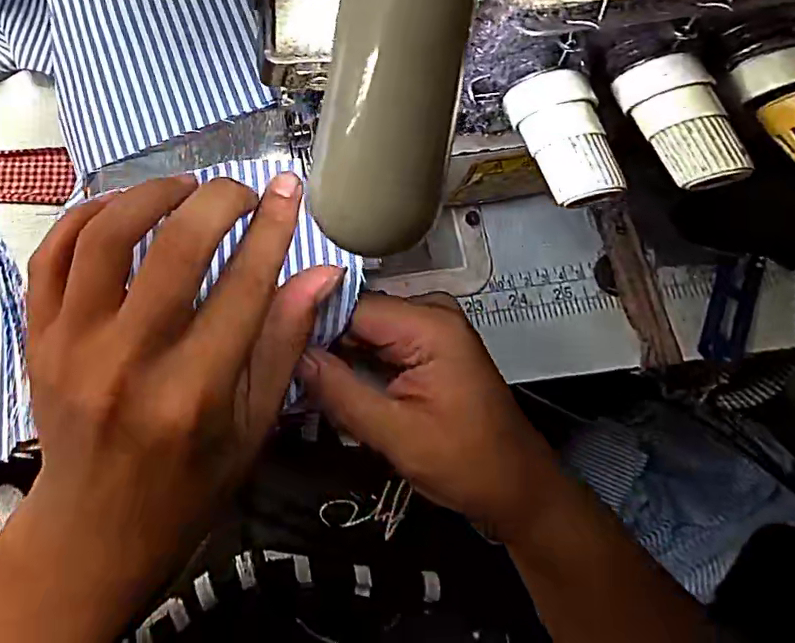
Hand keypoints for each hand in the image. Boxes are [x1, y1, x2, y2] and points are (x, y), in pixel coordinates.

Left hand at [9, 173, 343, 625]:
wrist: (90, 532)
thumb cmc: (185, 485)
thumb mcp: (252, 427)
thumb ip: (285, 342)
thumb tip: (322, 271)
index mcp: (192, 393)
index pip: (243, 285)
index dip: (272, 226)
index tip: (285, 190)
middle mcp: (127, 362)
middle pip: (175, 247)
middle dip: (218, 200)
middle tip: (239, 192)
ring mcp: (70, 346)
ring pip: (105, 236)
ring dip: (150, 194)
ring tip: (182, 189)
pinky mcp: (36, 338)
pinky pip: (52, 254)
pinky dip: (85, 215)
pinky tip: (120, 207)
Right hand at [296, 292, 565, 542]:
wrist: (519, 489)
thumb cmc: (466, 464)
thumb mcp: (397, 435)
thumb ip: (341, 392)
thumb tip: (291, 355)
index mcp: (429, 324)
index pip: (351, 306)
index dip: (310, 323)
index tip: (274, 344)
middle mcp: (430, 310)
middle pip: (356, 312)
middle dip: (321, 339)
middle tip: (283, 365)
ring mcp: (430, 323)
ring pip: (363, 326)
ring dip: (335, 351)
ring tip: (299, 373)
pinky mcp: (427, 340)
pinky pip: (378, 338)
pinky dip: (355, 359)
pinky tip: (329, 378)